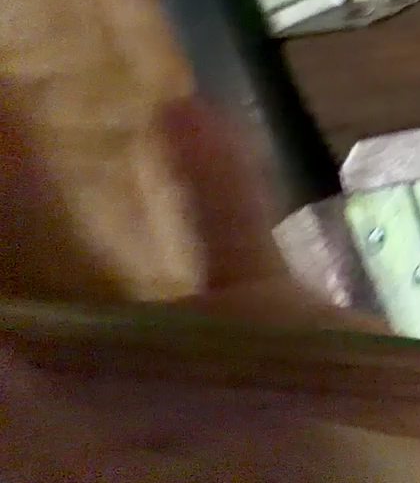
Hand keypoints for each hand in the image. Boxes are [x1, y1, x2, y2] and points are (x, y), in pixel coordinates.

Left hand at [0, 99, 419, 481]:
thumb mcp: (124, 469)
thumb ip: (44, 418)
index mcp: (42, 423)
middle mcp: (87, 375)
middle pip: (16, 278)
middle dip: (3, 201)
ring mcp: (183, 336)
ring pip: (102, 246)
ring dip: (56, 178)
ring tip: (25, 92)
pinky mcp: (275, 307)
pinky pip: (235, 232)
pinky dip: (216, 174)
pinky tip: (187, 113)